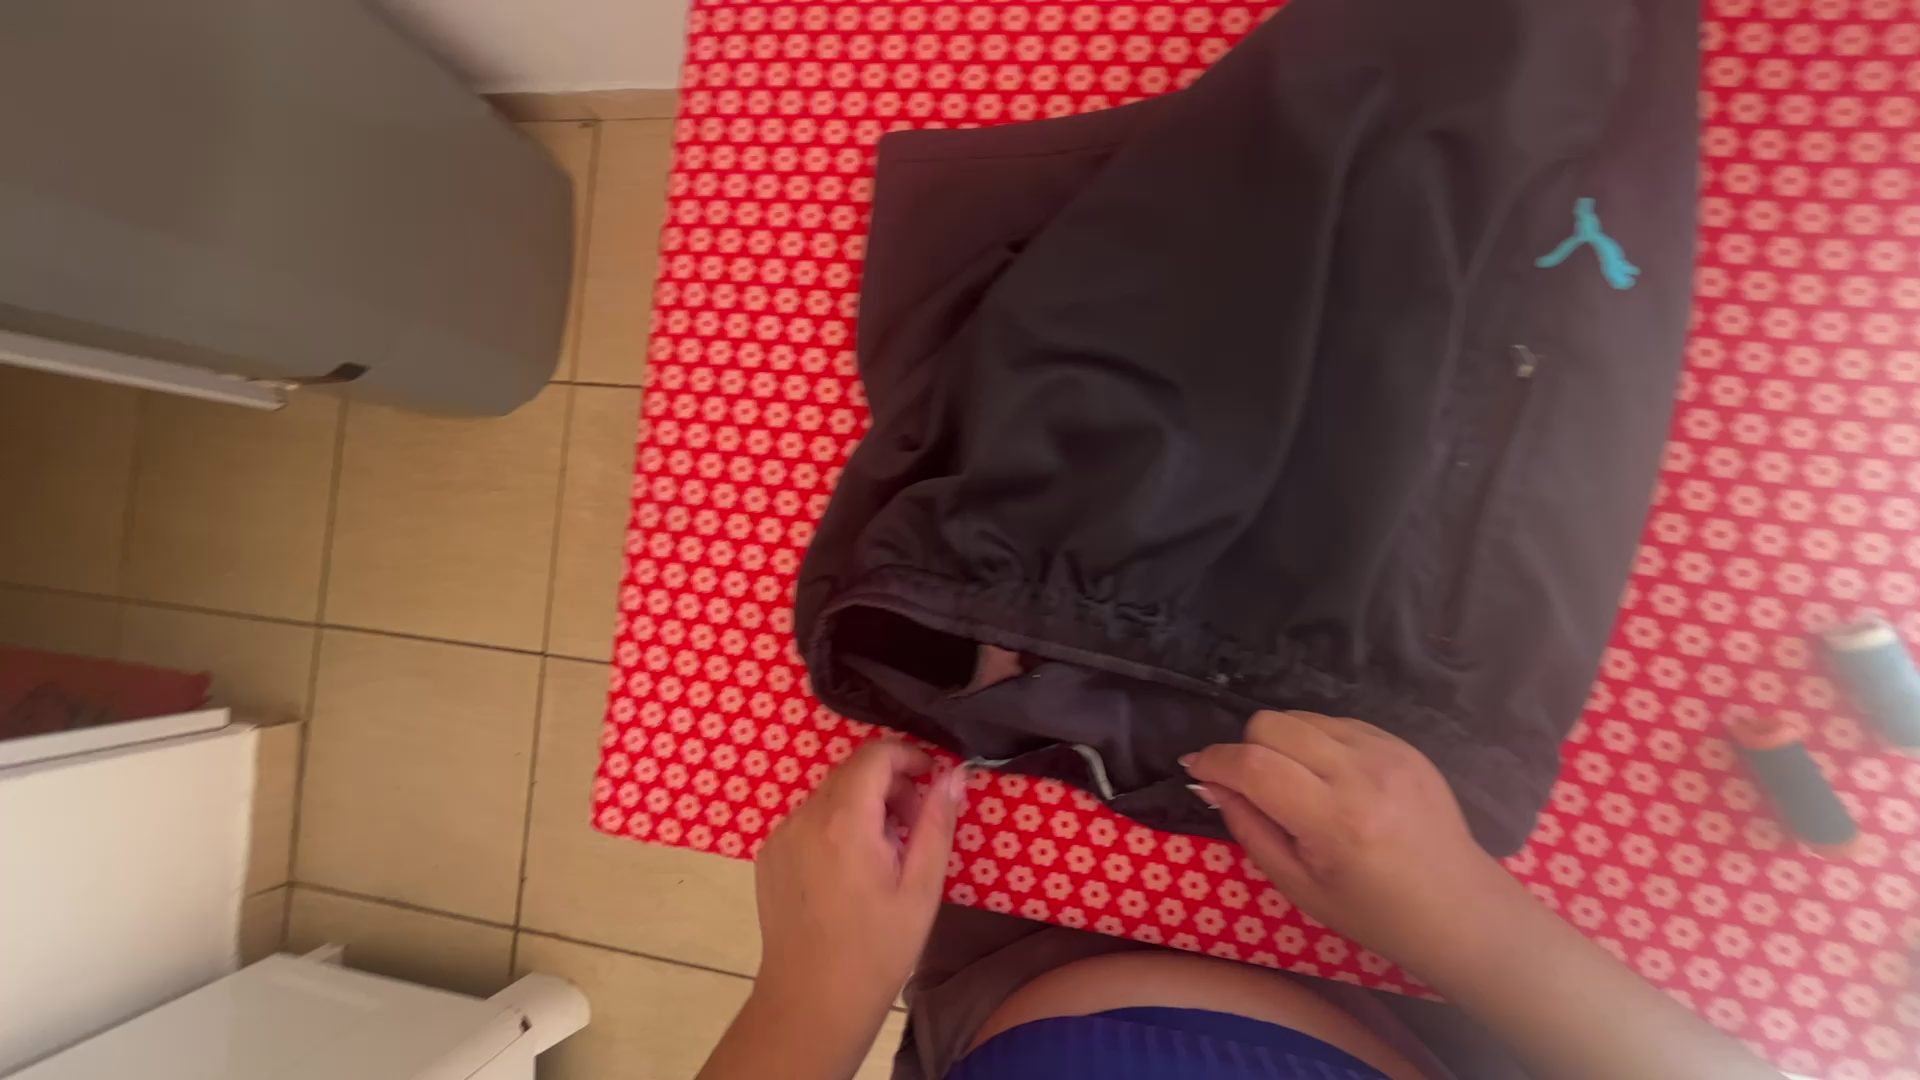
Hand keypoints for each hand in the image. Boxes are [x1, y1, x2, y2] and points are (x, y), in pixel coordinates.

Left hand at [752, 739, 964, 1021]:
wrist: (809, 1005)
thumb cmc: (876, 949)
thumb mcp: (921, 887)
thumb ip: (937, 822)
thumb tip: (954, 774)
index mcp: (844, 820)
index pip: (875, 753)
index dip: (909, 755)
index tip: (932, 778)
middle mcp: (805, 816)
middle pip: (853, 769)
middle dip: (890, 782)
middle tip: (914, 823)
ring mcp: (781, 833)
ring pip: (831, 792)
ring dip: (864, 802)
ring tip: (885, 849)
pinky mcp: (769, 853)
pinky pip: (810, 816)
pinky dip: (836, 822)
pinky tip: (850, 866)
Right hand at [1184, 709, 1525, 976]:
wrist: (1467, 915)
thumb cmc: (1375, 915)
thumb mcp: (1297, 886)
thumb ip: (1247, 826)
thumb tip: (1209, 782)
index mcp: (1336, 821)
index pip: (1253, 765)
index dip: (1213, 761)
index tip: (1195, 768)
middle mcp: (1362, 775)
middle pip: (1270, 724)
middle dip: (1246, 749)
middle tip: (1254, 785)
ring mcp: (1387, 752)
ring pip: (1298, 716)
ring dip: (1280, 743)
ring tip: (1295, 782)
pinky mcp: (1402, 743)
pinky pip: (1333, 721)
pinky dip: (1314, 742)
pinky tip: (1329, 777)